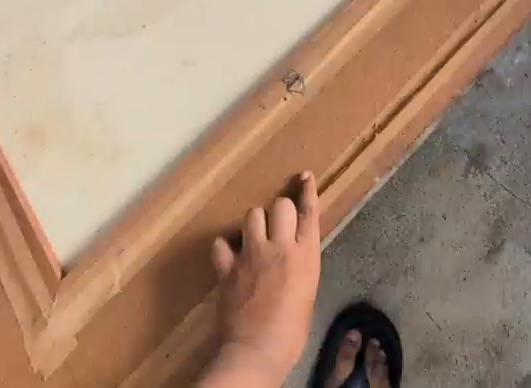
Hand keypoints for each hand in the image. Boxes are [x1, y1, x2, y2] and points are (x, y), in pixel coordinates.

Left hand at [207, 173, 322, 383]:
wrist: (256, 352)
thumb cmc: (290, 334)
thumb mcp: (307, 295)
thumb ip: (300, 268)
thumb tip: (292, 260)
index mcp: (305, 255)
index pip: (308, 212)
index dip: (307, 191)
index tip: (304, 177)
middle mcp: (280, 247)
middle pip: (279, 205)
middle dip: (278, 211)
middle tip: (277, 225)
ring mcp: (252, 255)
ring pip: (252, 215)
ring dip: (254, 223)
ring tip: (254, 236)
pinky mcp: (228, 268)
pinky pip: (221, 244)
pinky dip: (224, 248)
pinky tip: (228, 256)